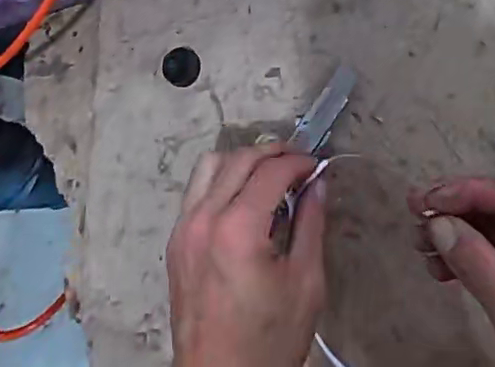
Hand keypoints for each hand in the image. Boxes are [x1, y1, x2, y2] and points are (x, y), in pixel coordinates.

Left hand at [167, 145, 326, 366]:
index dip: (300, 161)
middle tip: (300, 166)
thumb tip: (318, 182)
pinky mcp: (175, 244)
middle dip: (275, 153)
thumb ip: (312, 222)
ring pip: (212, 165)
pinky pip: (197, 191)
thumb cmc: (269, 341)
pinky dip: (222, 181)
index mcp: (237, 229)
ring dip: (244, 162)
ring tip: (270, 177)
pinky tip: (244, 201)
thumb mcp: (305, 282)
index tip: (318, 166)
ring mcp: (183, 231)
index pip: (272, 170)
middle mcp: (204, 220)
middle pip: (241, 159)